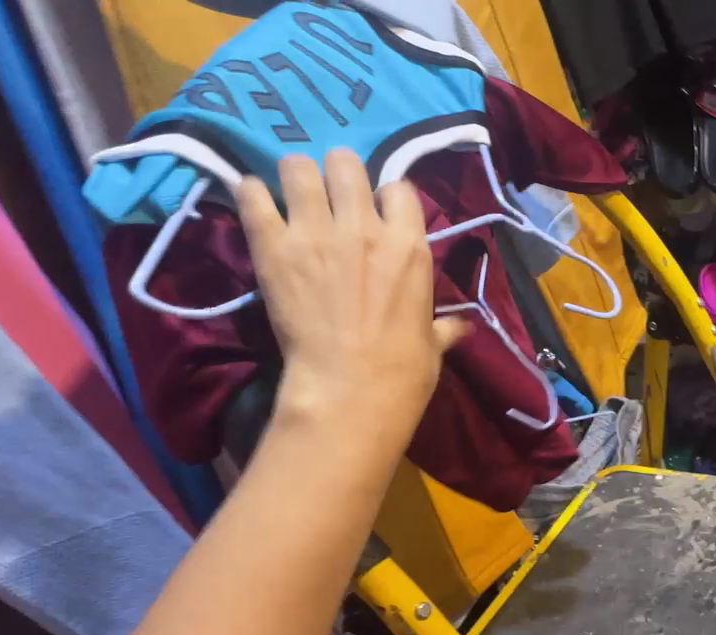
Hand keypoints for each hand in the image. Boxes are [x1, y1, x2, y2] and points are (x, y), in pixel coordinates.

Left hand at [235, 148, 464, 439]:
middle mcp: (364, 227)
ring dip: (295, 179)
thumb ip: (445, 327)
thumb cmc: (404, 371)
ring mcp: (315, 232)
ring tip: (292, 198)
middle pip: (345, 163)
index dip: (387, 198)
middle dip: (337, 176)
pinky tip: (256, 207)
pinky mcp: (273, 245)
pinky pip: (252, 193)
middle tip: (330, 199)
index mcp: (409, 247)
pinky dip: (252, 195)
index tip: (379, 215)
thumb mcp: (433, 345)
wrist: (351, 390)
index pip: (400, 189)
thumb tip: (464, 328)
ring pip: (297, 166)